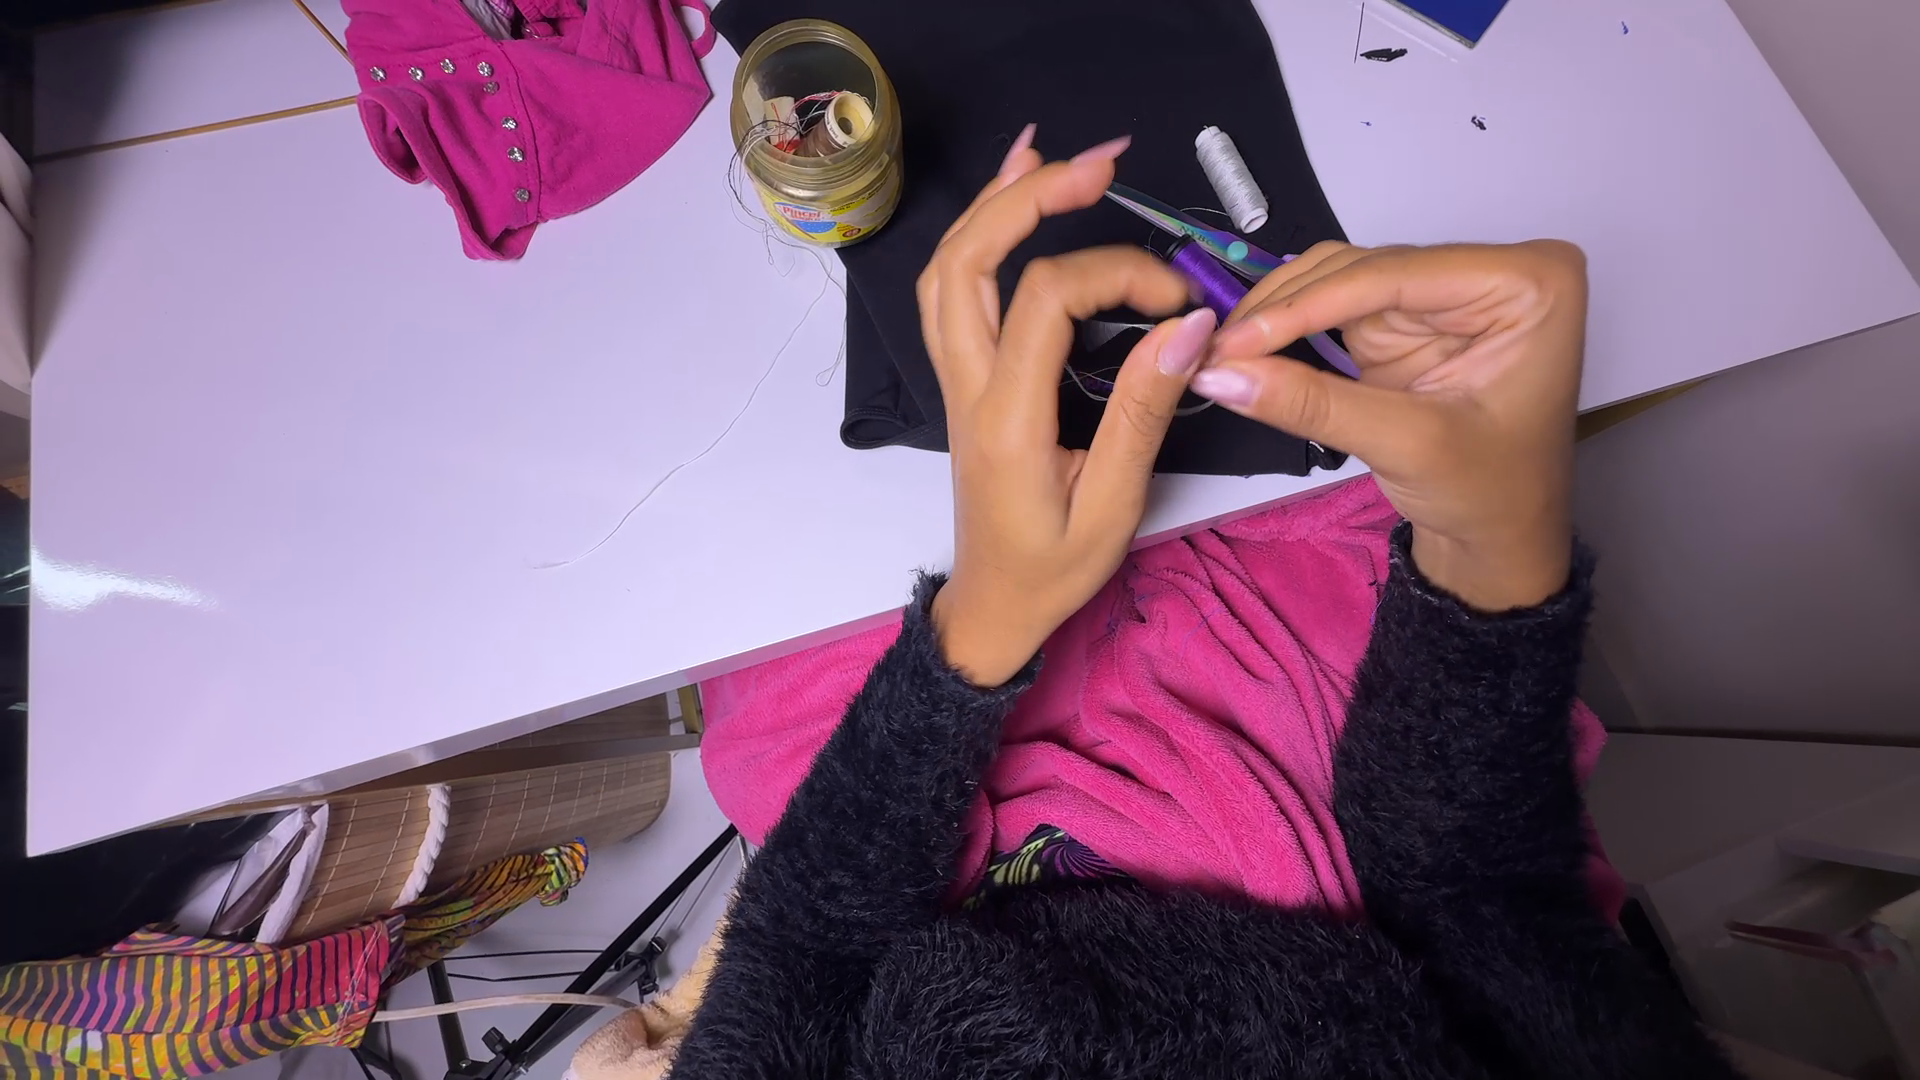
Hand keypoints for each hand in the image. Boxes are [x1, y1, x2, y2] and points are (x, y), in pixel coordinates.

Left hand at [917, 129, 1217, 685]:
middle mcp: (969, 390)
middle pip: (967, 262)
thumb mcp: (1114, 504)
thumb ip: (1143, 411)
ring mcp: (956, 387)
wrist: (993, 605)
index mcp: (1008, 420)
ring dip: (990, 207)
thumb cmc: (1053, 570)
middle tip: (1099, 164)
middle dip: (1027, 197)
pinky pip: (950, 299)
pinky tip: (1006, 211)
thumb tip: (1190, 326)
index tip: (1176, 298)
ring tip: (1046, 156)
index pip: (1046, 300)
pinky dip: (974, 244)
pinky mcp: (962, 388)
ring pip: (946, 273)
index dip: (1116, 273)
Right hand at [1193, 241, 1587, 610]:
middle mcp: (1480, 274)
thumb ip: (1312, 404)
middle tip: (1214, 351)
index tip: (1229, 343)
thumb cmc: (1487, 490)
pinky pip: (1328, 313)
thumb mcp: (1405, 444)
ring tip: (1221, 353)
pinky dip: (1284, 332)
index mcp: (1524, 282)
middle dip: (1281, 309)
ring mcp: (1436, 299)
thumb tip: (1218, 375)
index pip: (1391, 274)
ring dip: (1274, 315)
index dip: (1302, 307)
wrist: (1495, 534)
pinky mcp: (1399, 326)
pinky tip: (1248, 350)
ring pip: (1334, 282)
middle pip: (1358, 267)